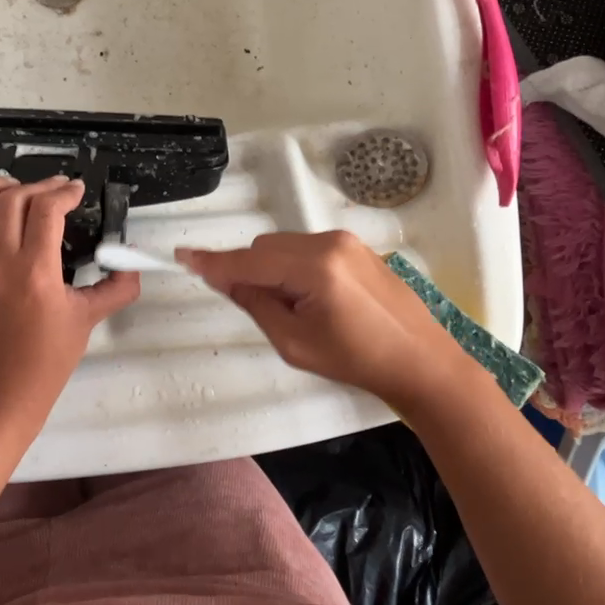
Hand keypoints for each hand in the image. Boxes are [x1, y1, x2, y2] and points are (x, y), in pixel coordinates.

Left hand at [0, 176, 140, 429]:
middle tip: (52, 190)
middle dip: (36, 186)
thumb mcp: (89, 318)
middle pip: (11, 200)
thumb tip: (134, 263)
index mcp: (36, 271)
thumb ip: (117, 288)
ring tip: (6, 187)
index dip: (64, 192)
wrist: (5, 392)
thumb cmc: (49, 357)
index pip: (47, 209)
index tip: (76, 191)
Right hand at [178, 231, 478, 411]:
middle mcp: (328, 243)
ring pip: (283, 247)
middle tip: (262, 310)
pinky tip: (313, 300)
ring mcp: (344, 241)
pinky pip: (306, 249)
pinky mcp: (355, 247)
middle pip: (265, 248)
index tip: (182, 256)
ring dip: (274, 271)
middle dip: (251, 273)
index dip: (213, 263)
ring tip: (297, 311)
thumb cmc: (358, 361)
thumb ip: (256, 304)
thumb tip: (228, 278)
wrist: (423, 362)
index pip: (249, 261)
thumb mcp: (295, 343)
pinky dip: (294, 268)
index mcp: (314, 268)